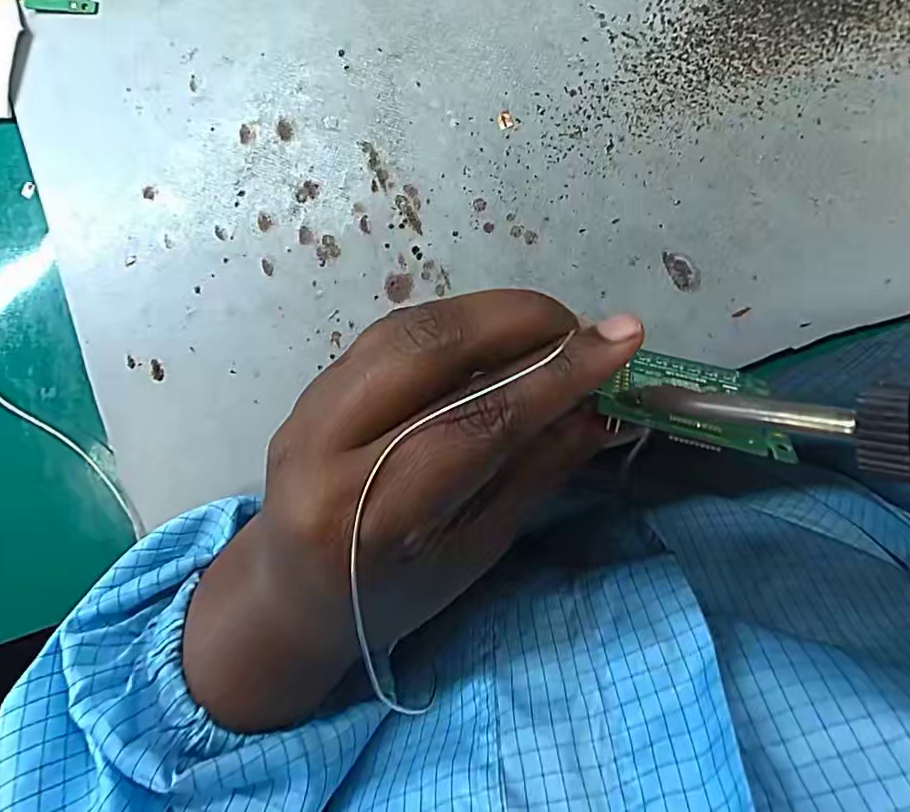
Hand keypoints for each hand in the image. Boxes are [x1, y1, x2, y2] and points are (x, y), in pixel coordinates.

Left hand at [182, 290, 643, 731]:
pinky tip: (492, 335)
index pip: (478, 423)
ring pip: (410, 326)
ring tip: (545, 329)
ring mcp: (310, 405)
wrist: (287, 593)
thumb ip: (533, 471)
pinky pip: (394, 331)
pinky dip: (456, 322)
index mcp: (371, 517)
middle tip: (580, 329)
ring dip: (490, 313)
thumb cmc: (390, 596)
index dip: (557, 375)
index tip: (622, 339)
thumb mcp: (473, 551)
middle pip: (431, 349)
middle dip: (520, 321)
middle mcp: (327, 446)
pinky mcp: (314, 382)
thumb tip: (597, 409)